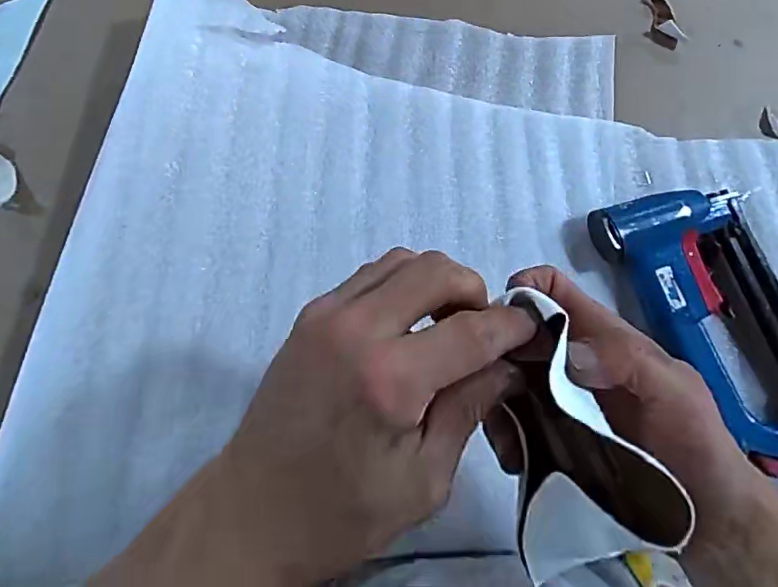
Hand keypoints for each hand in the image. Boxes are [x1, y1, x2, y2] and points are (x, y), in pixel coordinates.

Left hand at [94, 249, 538, 586]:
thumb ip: (469, 409)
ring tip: (445, 325)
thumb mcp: (423, 481)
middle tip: (482, 329)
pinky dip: (403, 284)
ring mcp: (328, 313)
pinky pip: (374, 273)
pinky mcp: (312, 312)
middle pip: (438, 270)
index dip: (510, 325)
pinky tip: (406, 324)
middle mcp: (358, 330)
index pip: (472, 329)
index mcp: (389, 381)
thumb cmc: (340, 515)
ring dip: (438, 282)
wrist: (247, 517)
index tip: (530, 328)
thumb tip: (507, 363)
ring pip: (405, 260)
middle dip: (474, 292)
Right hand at [494, 266, 777, 586]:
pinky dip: (507, 433)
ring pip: (514, 381)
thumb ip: (629, 361)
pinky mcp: (558, 443)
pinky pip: (520, 425)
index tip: (500, 318)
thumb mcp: (675, 391)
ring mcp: (565, 404)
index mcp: (605, 338)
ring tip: (504, 435)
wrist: (710, 519)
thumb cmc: (697, 443)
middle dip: (500, 350)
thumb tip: (570, 353)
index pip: (558, 291)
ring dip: (498, 397)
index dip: (527, 288)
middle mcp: (577, 363)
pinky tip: (513, 458)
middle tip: (488, 386)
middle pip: (524, 336)